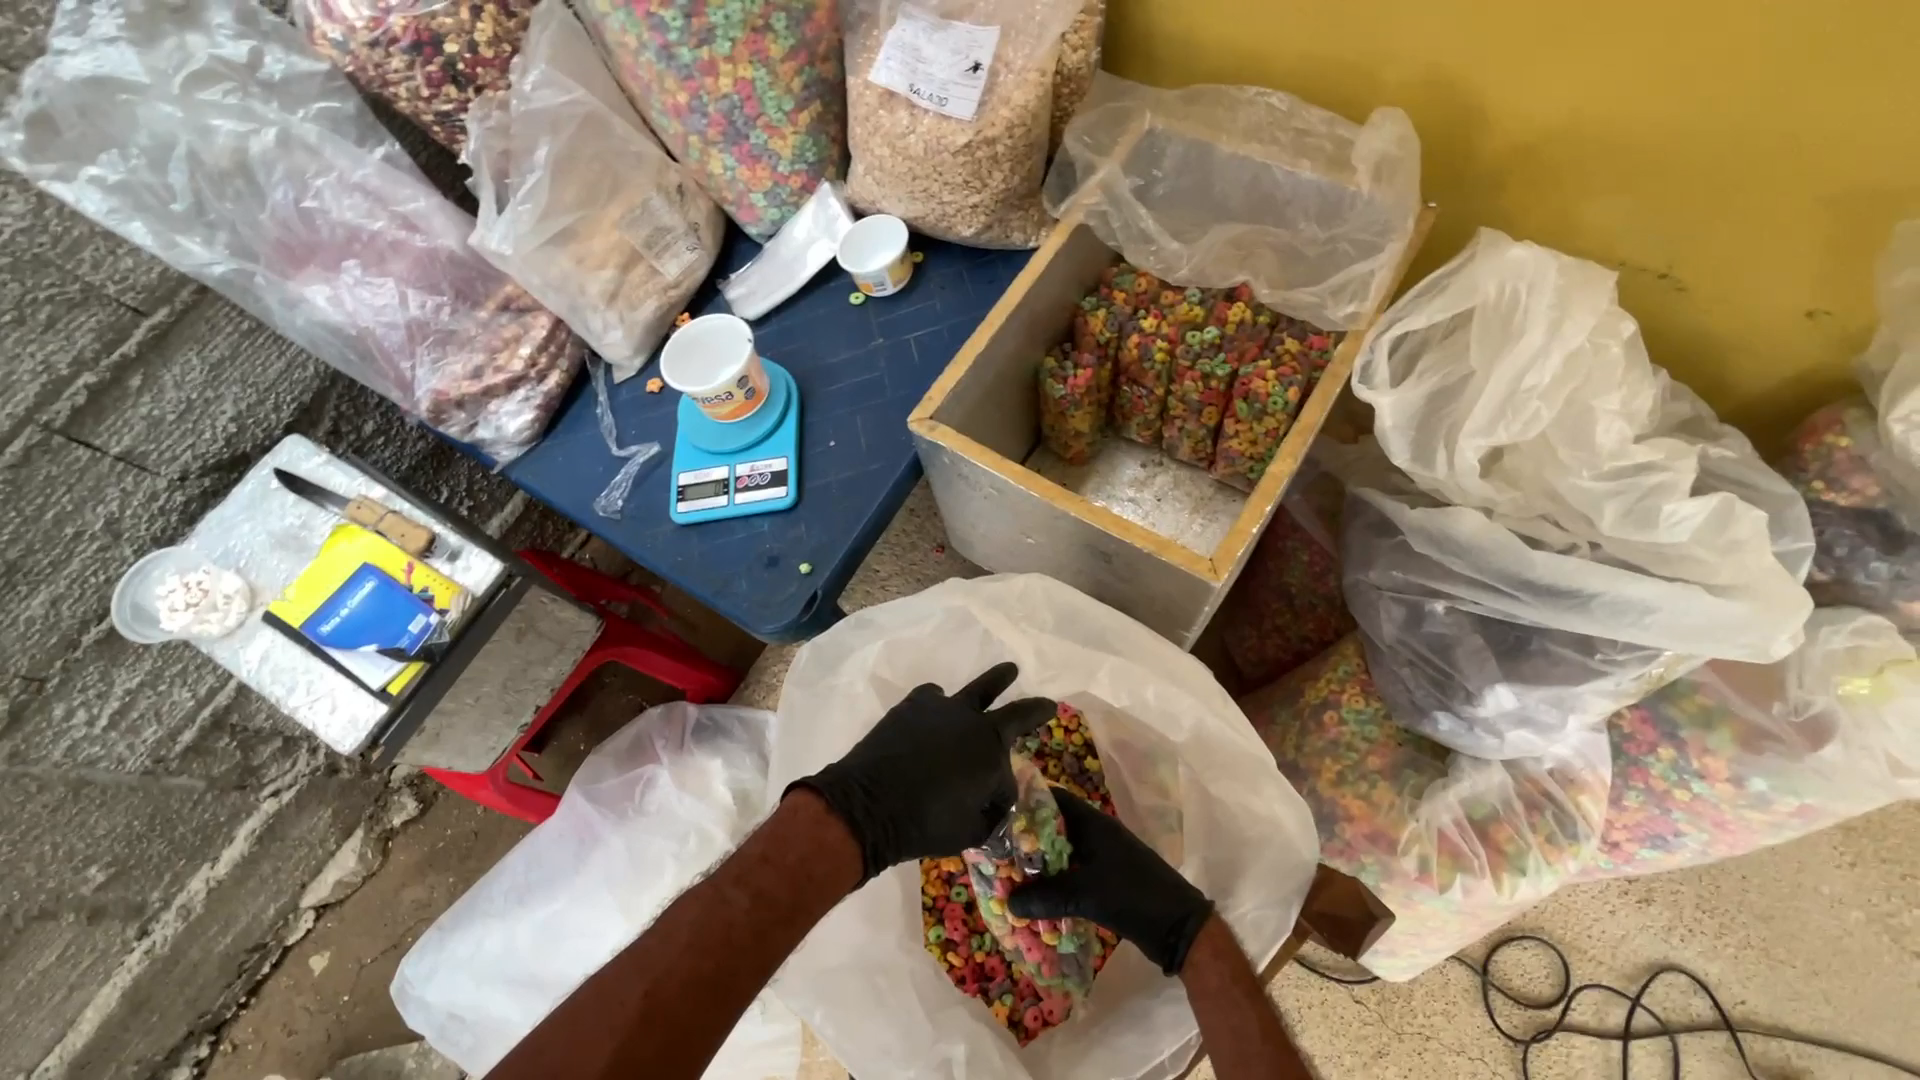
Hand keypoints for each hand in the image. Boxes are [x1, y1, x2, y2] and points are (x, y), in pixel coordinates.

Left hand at [787, 662, 1054, 884]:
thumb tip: (994, 799)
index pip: (1020, 762)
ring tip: (1006, 673)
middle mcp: (973, 722)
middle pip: (1013, 710)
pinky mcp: (911, 707)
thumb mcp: (971, 830)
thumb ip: (990, 811)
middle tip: (1045, 704)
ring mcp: (941, 709)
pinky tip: (935, 712)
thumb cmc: (924, 824)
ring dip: (994, 683)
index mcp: (991, 750)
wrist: (868, 806)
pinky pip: (932, 696)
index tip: (1007, 794)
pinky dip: (937, 704)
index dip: (1021, 774)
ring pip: (976, 689)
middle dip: (1033, 708)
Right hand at [1009, 791, 1213, 974]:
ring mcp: (1102, 858)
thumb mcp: (1086, 894)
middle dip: (1027, 836)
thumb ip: (1046, 895)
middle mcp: (1096, 835)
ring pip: (1063, 852)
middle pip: (1055, 827)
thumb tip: (1008, 901)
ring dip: (1040, 862)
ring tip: (1009, 872)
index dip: (1027, 800)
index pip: (1054, 799)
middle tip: (996, 847)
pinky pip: (1072, 873)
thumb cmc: (1134, 896)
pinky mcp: (1105, 881)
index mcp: (1094, 824)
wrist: (1178, 927)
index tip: (997, 809)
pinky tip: (1035, 896)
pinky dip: (1054, 881)